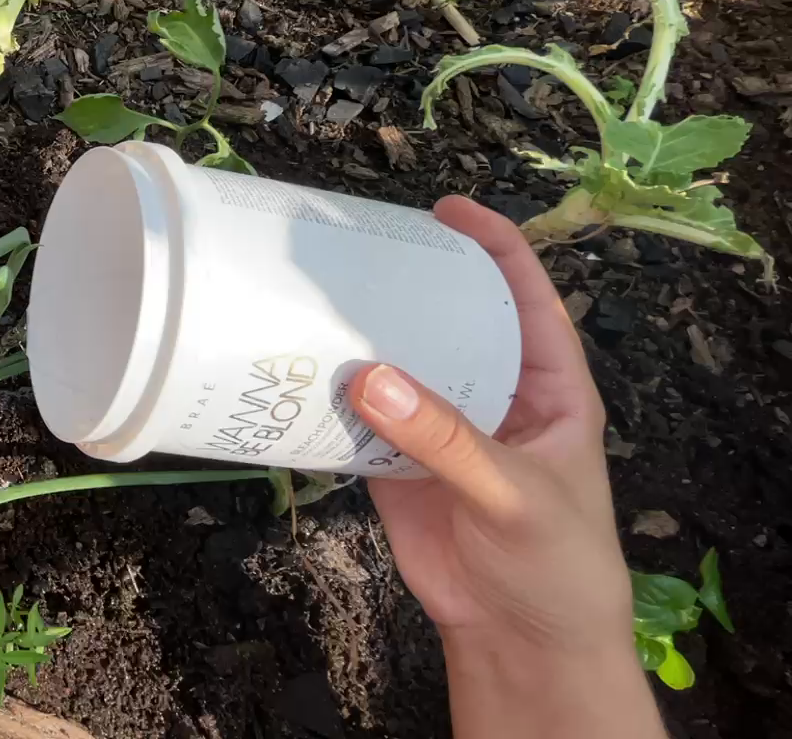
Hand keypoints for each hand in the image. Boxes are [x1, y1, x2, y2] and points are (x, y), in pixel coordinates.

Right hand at [350, 196, 662, 737]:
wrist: (512, 633)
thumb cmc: (554, 561)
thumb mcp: (517, 495)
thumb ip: (446, 438)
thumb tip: (367, 377)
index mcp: (542, 388)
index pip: (525, 303)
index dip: (495, 249)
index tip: (447, 210)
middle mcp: (484, 392)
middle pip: (444, 320)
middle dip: (403, 282)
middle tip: (347, 248)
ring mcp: (431, 421)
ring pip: (389, 359)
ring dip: (351, 332)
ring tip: (302, 294)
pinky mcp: (388, 451)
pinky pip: (352, 407)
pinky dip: (323, 386)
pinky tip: (288, 363)